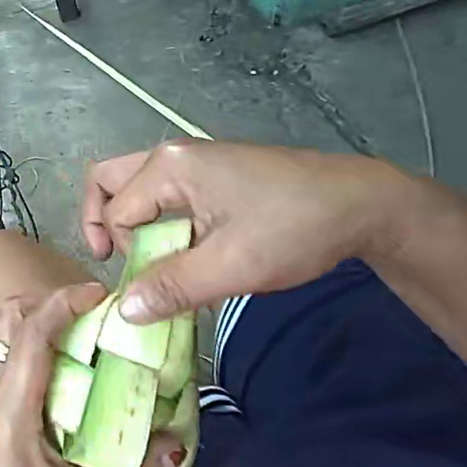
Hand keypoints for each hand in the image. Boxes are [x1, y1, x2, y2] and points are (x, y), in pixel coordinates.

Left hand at [0, 285, 183, 466]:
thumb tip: (179, 443)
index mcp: (10, 411)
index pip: (31, 331)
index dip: (65, 301)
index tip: (103, 293)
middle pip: (10, 321)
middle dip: (51, 303)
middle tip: (97, 315)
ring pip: (8, 340)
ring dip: (44, 325)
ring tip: (89, 341)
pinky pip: (11, 365)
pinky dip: (39, 352)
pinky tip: (73, 382)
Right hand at [82, 140, 421, 323]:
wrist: (361, 204)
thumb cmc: (293, 229)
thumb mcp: (232, 266)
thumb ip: (172, 287)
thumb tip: (122, 311)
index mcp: (169, 166)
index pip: (117, 212)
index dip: (127, 254)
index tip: (154, 287)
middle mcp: (174, 154)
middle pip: (111, 182)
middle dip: (105, 223)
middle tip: (119, 260)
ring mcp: (196, 161)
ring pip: (138, 188)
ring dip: (137, 225)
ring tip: (156, 262)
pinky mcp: (215, 174)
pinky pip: (168, 195)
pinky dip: (163, 223)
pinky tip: (189, 254)